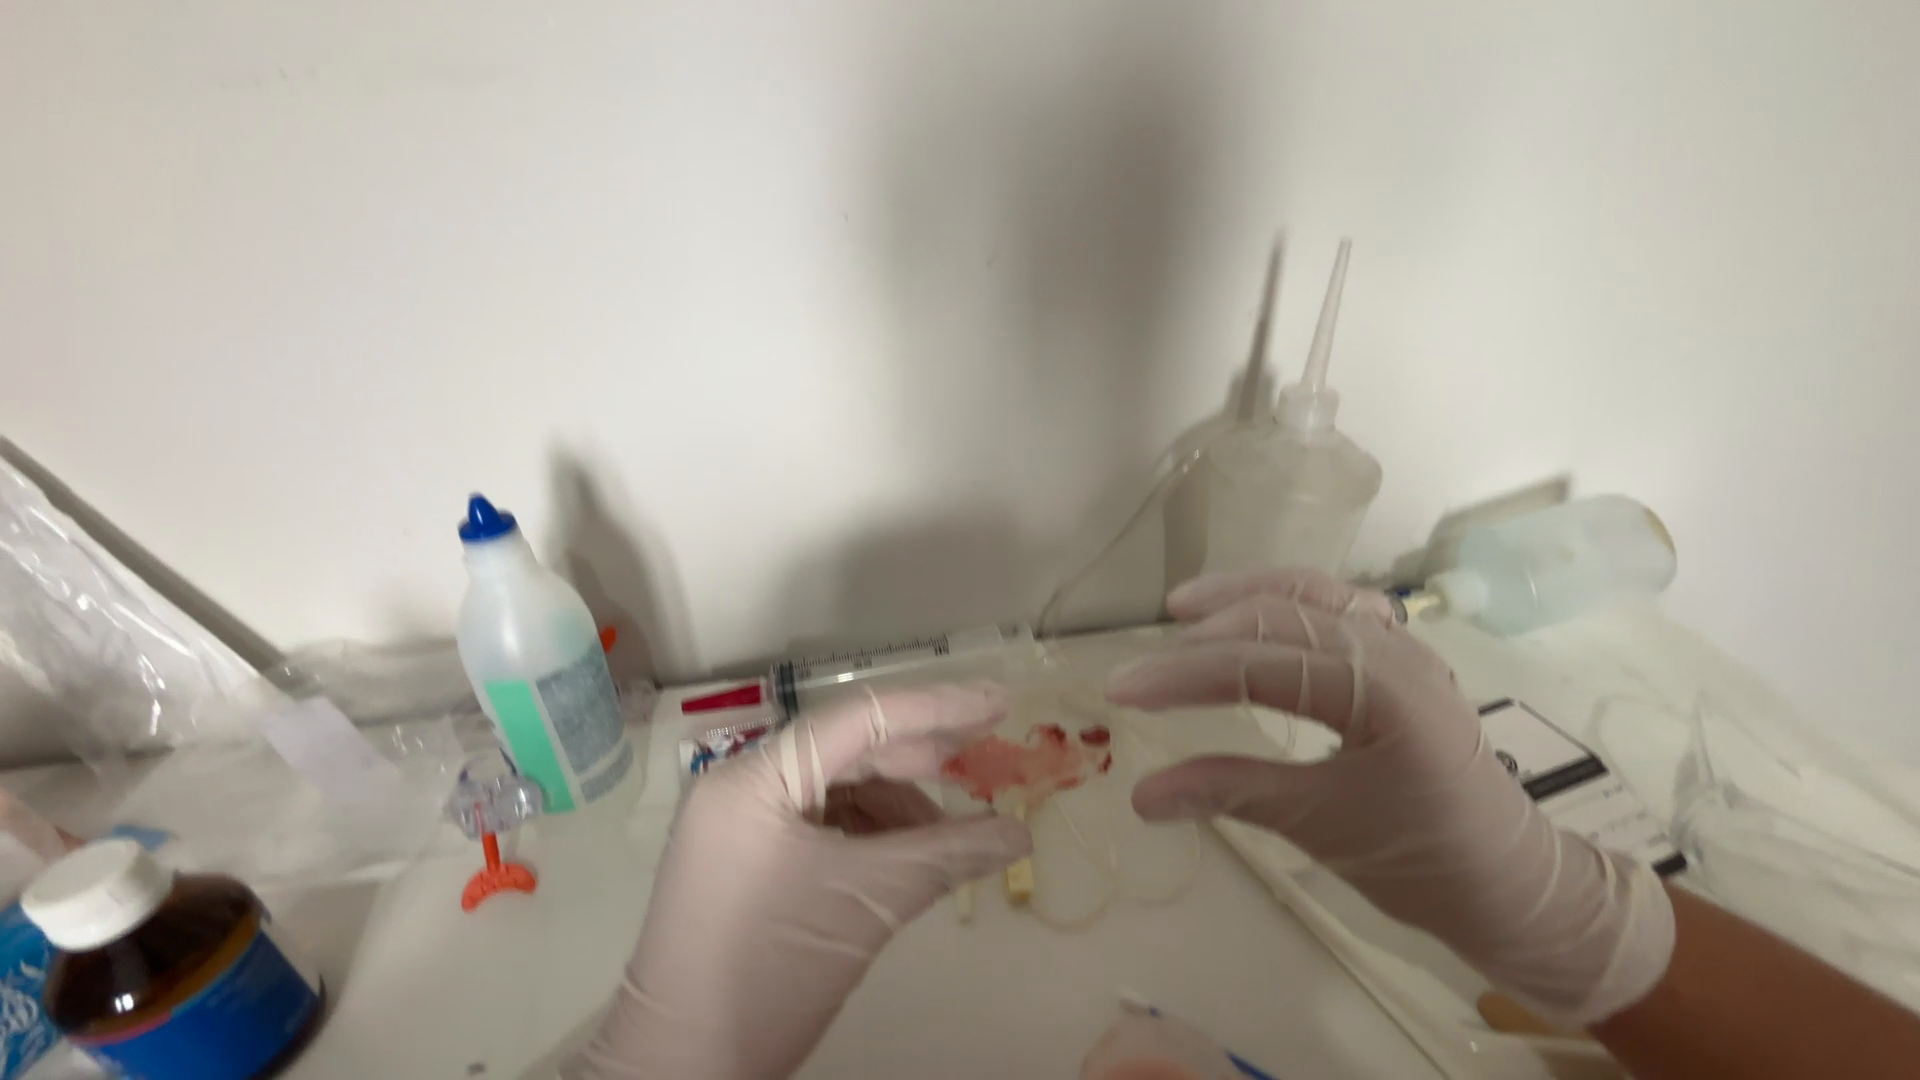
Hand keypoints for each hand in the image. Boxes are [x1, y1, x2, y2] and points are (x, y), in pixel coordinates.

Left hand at [569, 685, 1031, 1079]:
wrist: (684, 1069)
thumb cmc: (770, 973)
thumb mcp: (867, 904)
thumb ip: (948, 854)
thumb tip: (1021, 832)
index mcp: (755, 778)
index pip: (857, 720)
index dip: (934, 708)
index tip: (995, 704)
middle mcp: (742, 783)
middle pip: (847, 747)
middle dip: (920, 753)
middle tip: (984, 751)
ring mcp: (741, 819)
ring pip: (836, 785)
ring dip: (898, 800)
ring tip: (951, 827)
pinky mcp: (748, 853)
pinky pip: (821, 819)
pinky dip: (870, 829)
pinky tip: (909, 848)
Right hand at [1106, 569, 1674, 1023]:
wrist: (1518, 888)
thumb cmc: (1425, 862)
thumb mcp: (1319, 827)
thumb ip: (1227, 793)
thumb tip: (1140, 796)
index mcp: (1386, 692)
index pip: (1261, 663)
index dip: (1183, 675)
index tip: (1120, 691)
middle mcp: (1395, 651)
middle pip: (1276, 619)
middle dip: (1199, 641)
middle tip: (1139, 670)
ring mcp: (1401, 647)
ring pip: (1307, 596)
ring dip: (1240, 597)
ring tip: (1183, 607)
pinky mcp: (1398, 658)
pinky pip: (1332, 609)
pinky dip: (1281, 604)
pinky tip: (1253, 614)